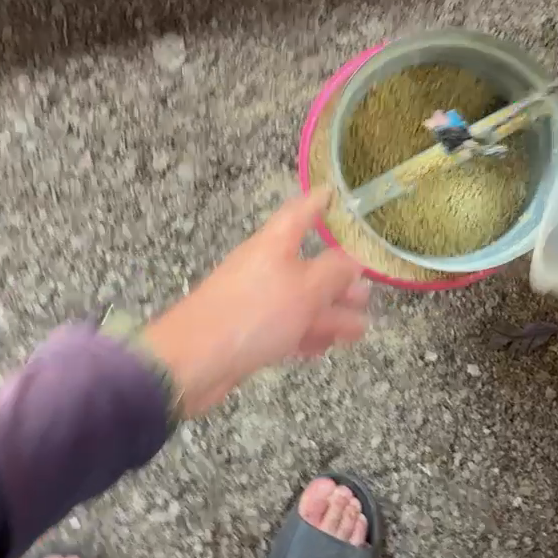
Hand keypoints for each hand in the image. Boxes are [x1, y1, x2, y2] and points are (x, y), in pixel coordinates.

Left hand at [141, 189, 369, 417]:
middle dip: (339, 278)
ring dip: (331, 313)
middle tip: (367, 291)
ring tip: (360, 329)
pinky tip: (325, 347)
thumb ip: (335, 272)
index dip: (321, 202)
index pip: (301, 212)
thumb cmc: (253, 314)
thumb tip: (353, 260)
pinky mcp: (250, 332)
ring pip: (302, 300)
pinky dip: (308, 333)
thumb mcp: (306, 289)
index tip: (337, 194)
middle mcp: (266, 267)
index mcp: (275, 244)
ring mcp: (257, 301)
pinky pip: (287, 326)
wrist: (190, 363)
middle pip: (309, 264)